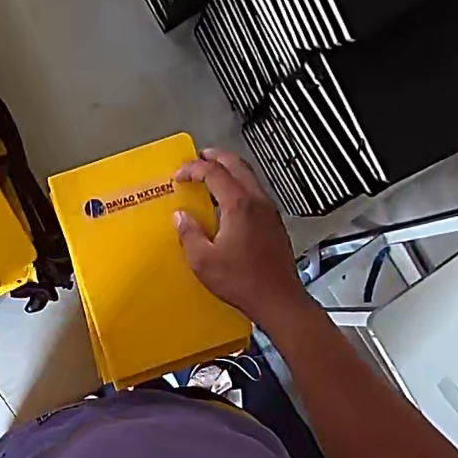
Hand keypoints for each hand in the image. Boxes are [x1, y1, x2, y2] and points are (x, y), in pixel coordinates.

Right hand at [174, 149, 310, 327]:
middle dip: (216, 157)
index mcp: (239, 205)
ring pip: (250, 179)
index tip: (180, 174)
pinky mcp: (276, 226)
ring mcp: (270, 214)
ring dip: (230, 172)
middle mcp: (258, 203)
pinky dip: (241, 189)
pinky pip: (257, 196)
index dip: (193, 168)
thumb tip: (182, 218)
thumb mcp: (203, 261)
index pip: (213, 172)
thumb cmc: (244, 282)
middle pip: (237, 165)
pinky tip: (230, 205)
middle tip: (200, 158)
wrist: (277, 299)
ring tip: (213, 178)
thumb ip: (190, 234)